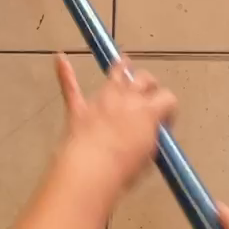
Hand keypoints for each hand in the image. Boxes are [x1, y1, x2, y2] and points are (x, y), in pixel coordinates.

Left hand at [51, 54, 174, 198]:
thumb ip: (150, 139)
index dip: (169, 108)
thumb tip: (147, 136)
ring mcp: (101, 101)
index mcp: (149, 112)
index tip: (165, 122)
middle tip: (148, 94)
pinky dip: (65, 73)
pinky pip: (70, 86)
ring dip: (121, 69)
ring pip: (115, 75)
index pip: (167, 98)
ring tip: (124, 64)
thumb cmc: (124, 170)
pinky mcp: (78, 109)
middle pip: (144, 79)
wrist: (91, 170)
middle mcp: (127, 99)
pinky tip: (59, 58)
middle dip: (149, 84)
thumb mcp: (148, 157)